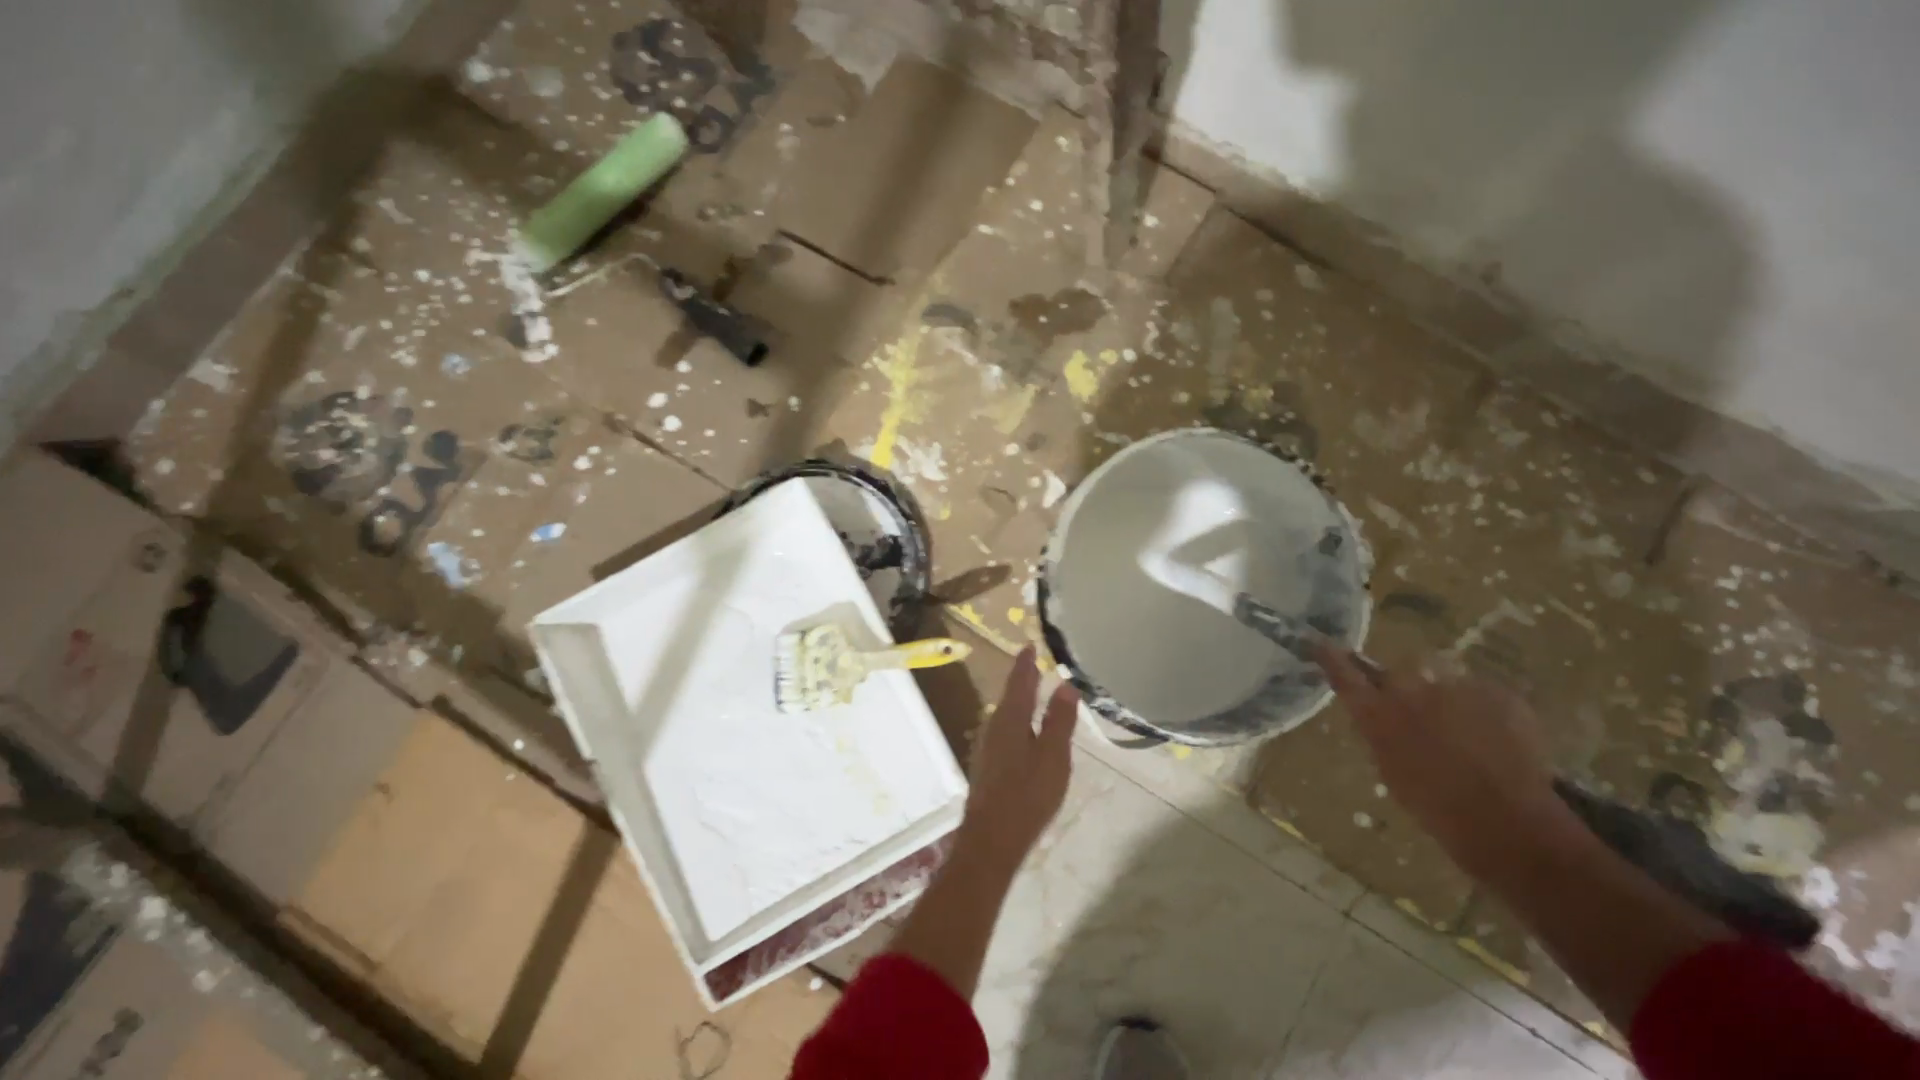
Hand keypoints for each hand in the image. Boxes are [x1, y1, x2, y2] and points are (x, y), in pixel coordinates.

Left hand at [955, 646, 1076, 875]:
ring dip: (1019, 702)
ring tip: (1033, 693)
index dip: (1025, 664)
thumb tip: (1065, 684)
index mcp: (1010, 721)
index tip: (1030, 645)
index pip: (1018, 683)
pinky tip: (1025, 732)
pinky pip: (1005, 732)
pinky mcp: (989, 768)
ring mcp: (988, 750)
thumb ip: (1059, 721)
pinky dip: (1017, 722)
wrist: (991, 840)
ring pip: (1006, 716)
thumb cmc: (1027, 796)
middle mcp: (994, 729)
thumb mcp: (1053, 757)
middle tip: (1034, 665)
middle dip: (1022, 680)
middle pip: (1010, 698)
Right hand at [1316, 646, 1574, 880]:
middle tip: (1426, 714)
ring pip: (1447, 681)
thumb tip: (1384, 718)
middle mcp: (1411, 690)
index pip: (1346, 675)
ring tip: (1470, 734)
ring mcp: (1457, 686)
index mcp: (1379, 715)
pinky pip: (1484, 693)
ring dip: (1450, 698)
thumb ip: (1383, 733)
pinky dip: (1487, 711)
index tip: (1321, 642)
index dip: (1333, 658)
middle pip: (1403, 670)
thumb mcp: (1393, 771)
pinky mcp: (1498, 692)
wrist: (1506, 820)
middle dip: (1410, 684)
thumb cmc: (1437, 808)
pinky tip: (1498, 741)